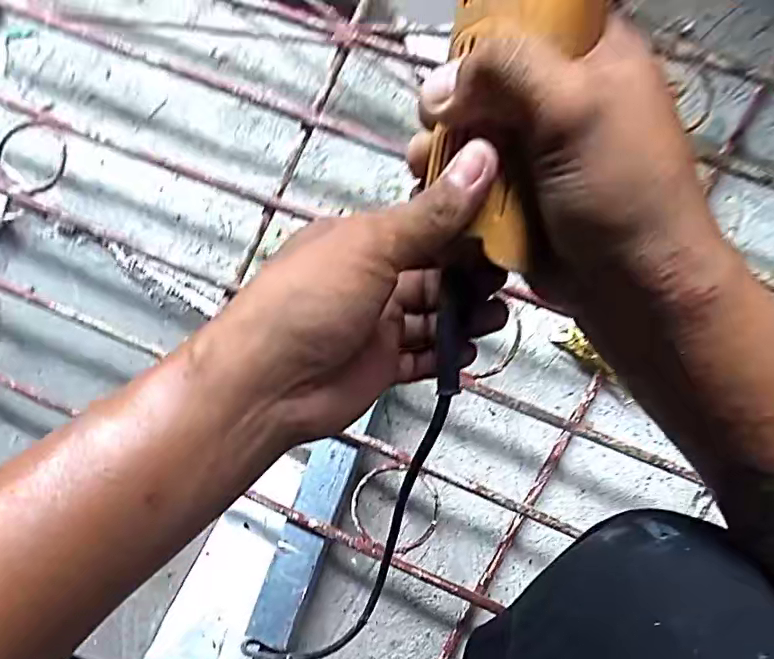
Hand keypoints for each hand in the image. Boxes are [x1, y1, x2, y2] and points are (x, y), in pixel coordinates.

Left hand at [187, 139, 508, 446]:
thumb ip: (430, 215)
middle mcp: (369, 281)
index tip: (504, 229)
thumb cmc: (305, 303)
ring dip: (464, 317)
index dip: (464, 226)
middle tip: (502, 281)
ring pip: (432, 318)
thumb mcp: (370, 246)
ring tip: (493, 317)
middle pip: (433, 274)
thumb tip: (481, 159)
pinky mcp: (379, 368)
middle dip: (470, 277)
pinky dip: (445, 356)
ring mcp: (374, 327)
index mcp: (361, 240)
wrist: (269, 384)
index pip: (424, 225)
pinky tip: (467, 353)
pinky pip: (421, 359)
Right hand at [407, 14, 737, 319]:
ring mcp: (535, 157)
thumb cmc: (618, 187)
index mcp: (590, 55)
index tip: (453, 66)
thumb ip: (508, 73)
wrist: (633, 283)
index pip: (530, 20)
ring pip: (474, 140)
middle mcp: (559, 101)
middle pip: (489, 84)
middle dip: (453, 105)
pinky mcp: (517, 204)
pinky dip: (451, 193)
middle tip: (432, 128)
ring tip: (422, 169)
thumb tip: (437, 87)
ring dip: (442, 153)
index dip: (485, 38)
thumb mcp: (573, 107)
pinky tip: (434, 201)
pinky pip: (473, 188)